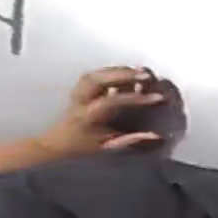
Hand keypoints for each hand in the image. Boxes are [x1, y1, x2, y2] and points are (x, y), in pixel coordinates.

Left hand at [36, 66, 167, 157]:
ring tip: (141, 71)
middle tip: (147, 75)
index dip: (135, 98)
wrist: (58, 141)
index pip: (111, 102)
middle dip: (122, 75)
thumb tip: (156, 136)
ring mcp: (78, 93)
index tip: (159, 98)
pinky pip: (95, 74)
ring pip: (94, 74)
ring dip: (118, 70)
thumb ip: (130, 140)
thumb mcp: (108, 147)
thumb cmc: (85, 146)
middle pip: (95, 81)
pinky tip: (129, 72)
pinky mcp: (81, 88)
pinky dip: (112, 70)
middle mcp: (80, 102)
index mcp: (87, 117)